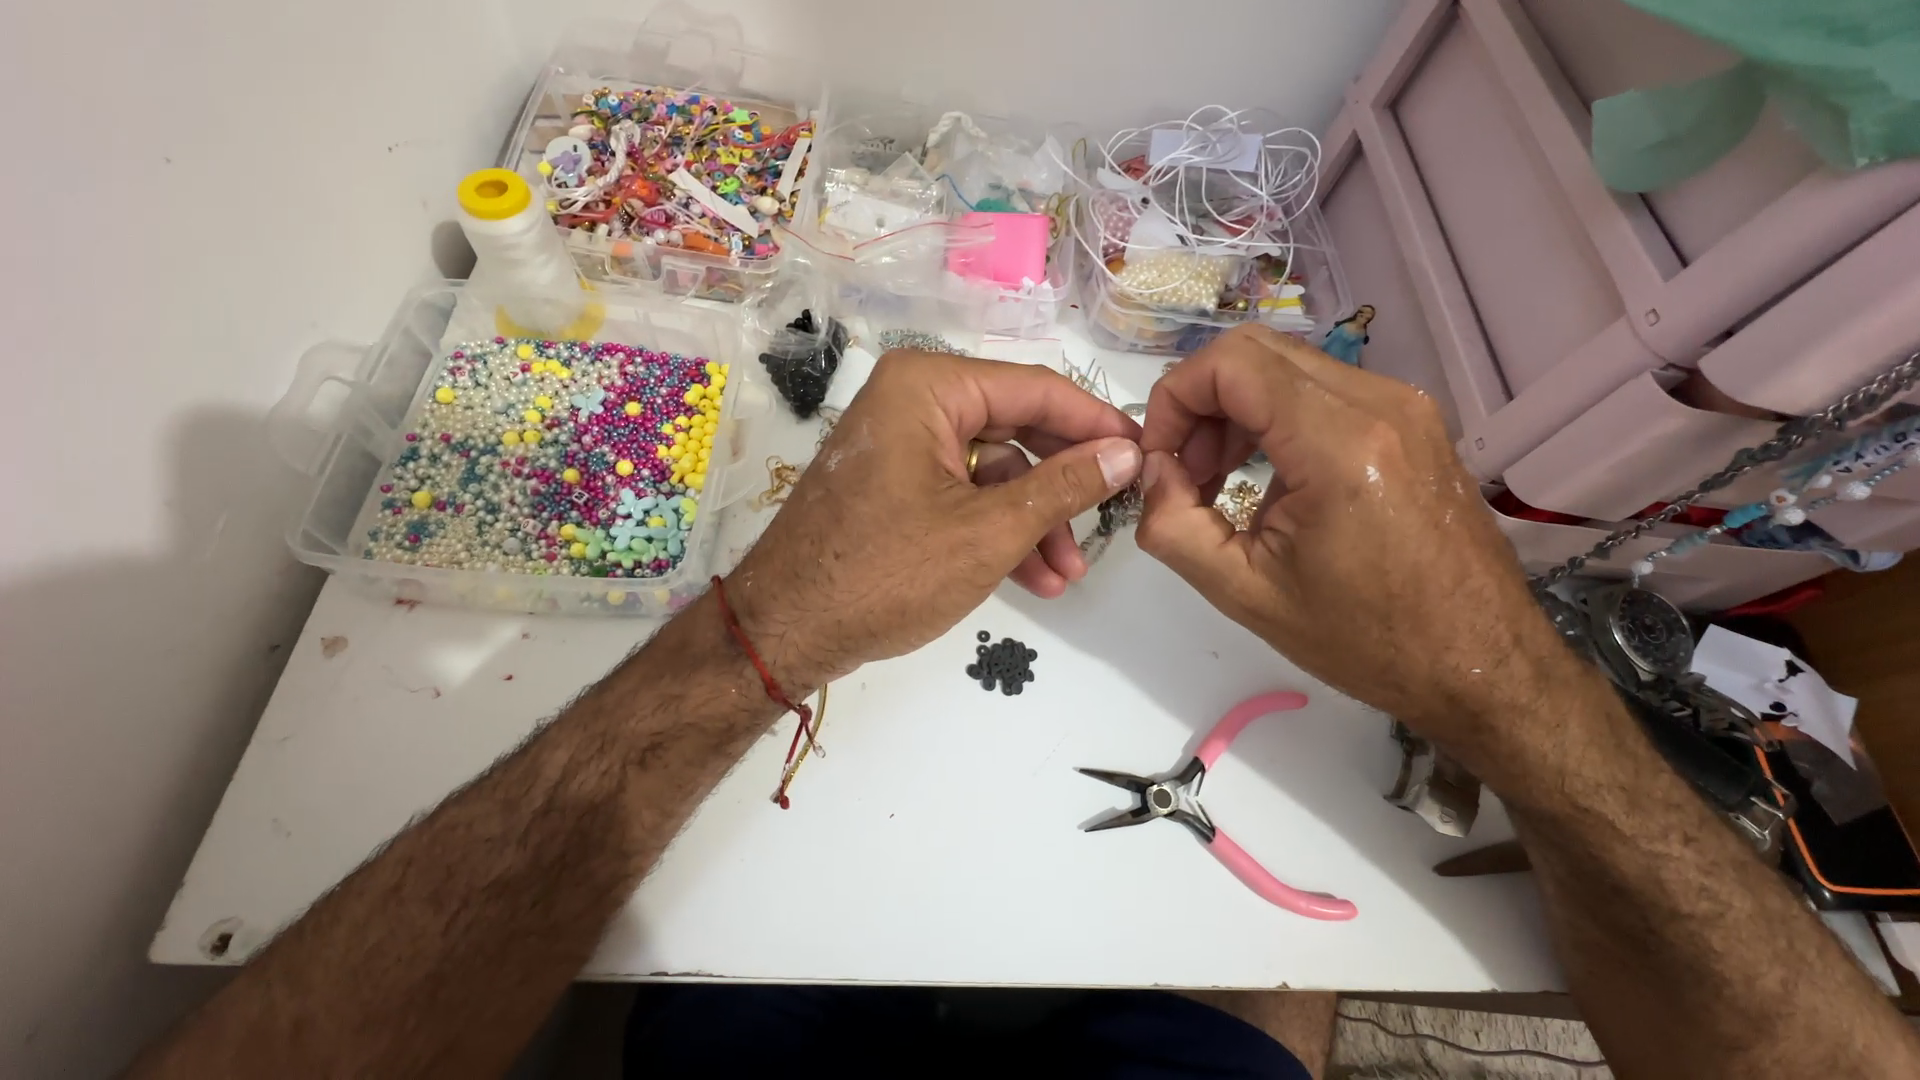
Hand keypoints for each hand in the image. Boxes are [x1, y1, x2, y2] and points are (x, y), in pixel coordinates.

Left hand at [726, 351, 1142, 691]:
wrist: (786, 632)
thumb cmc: (886, 573)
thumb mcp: (988, 531)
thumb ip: (1063, 487)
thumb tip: (1126, 454)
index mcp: (928, 387)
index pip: (1035, 390)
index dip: (1095, 425)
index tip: (1145, 453)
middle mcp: (912, 402)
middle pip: (1015, 431)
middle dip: (1062, 487)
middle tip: (1112, 520)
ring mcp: (900, 446)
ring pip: (992, 473)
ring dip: (1033, 523)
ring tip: (1067, 576)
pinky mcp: (894, 487)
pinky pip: (961, 496)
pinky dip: (995, 532)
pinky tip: (1033, 578)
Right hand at [1134, 325, 1564, 739]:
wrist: (1479, 666)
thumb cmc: (1363, 641)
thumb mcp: (1243, 593)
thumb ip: (1172, 525)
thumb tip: (1152, 473)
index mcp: (1339, 443)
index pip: (1231, 363)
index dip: (1174, 399)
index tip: (1159, 460)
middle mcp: (1380, 403)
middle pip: (1255, 353)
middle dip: (1199, 404)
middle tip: (1184, 473)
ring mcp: (1405, 407)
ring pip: (1286, 367)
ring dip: (1233, 413)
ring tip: (1215, 483)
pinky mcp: (1412, 423)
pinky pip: (1320, 391)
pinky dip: (1273, 420)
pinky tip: (1264, 482)